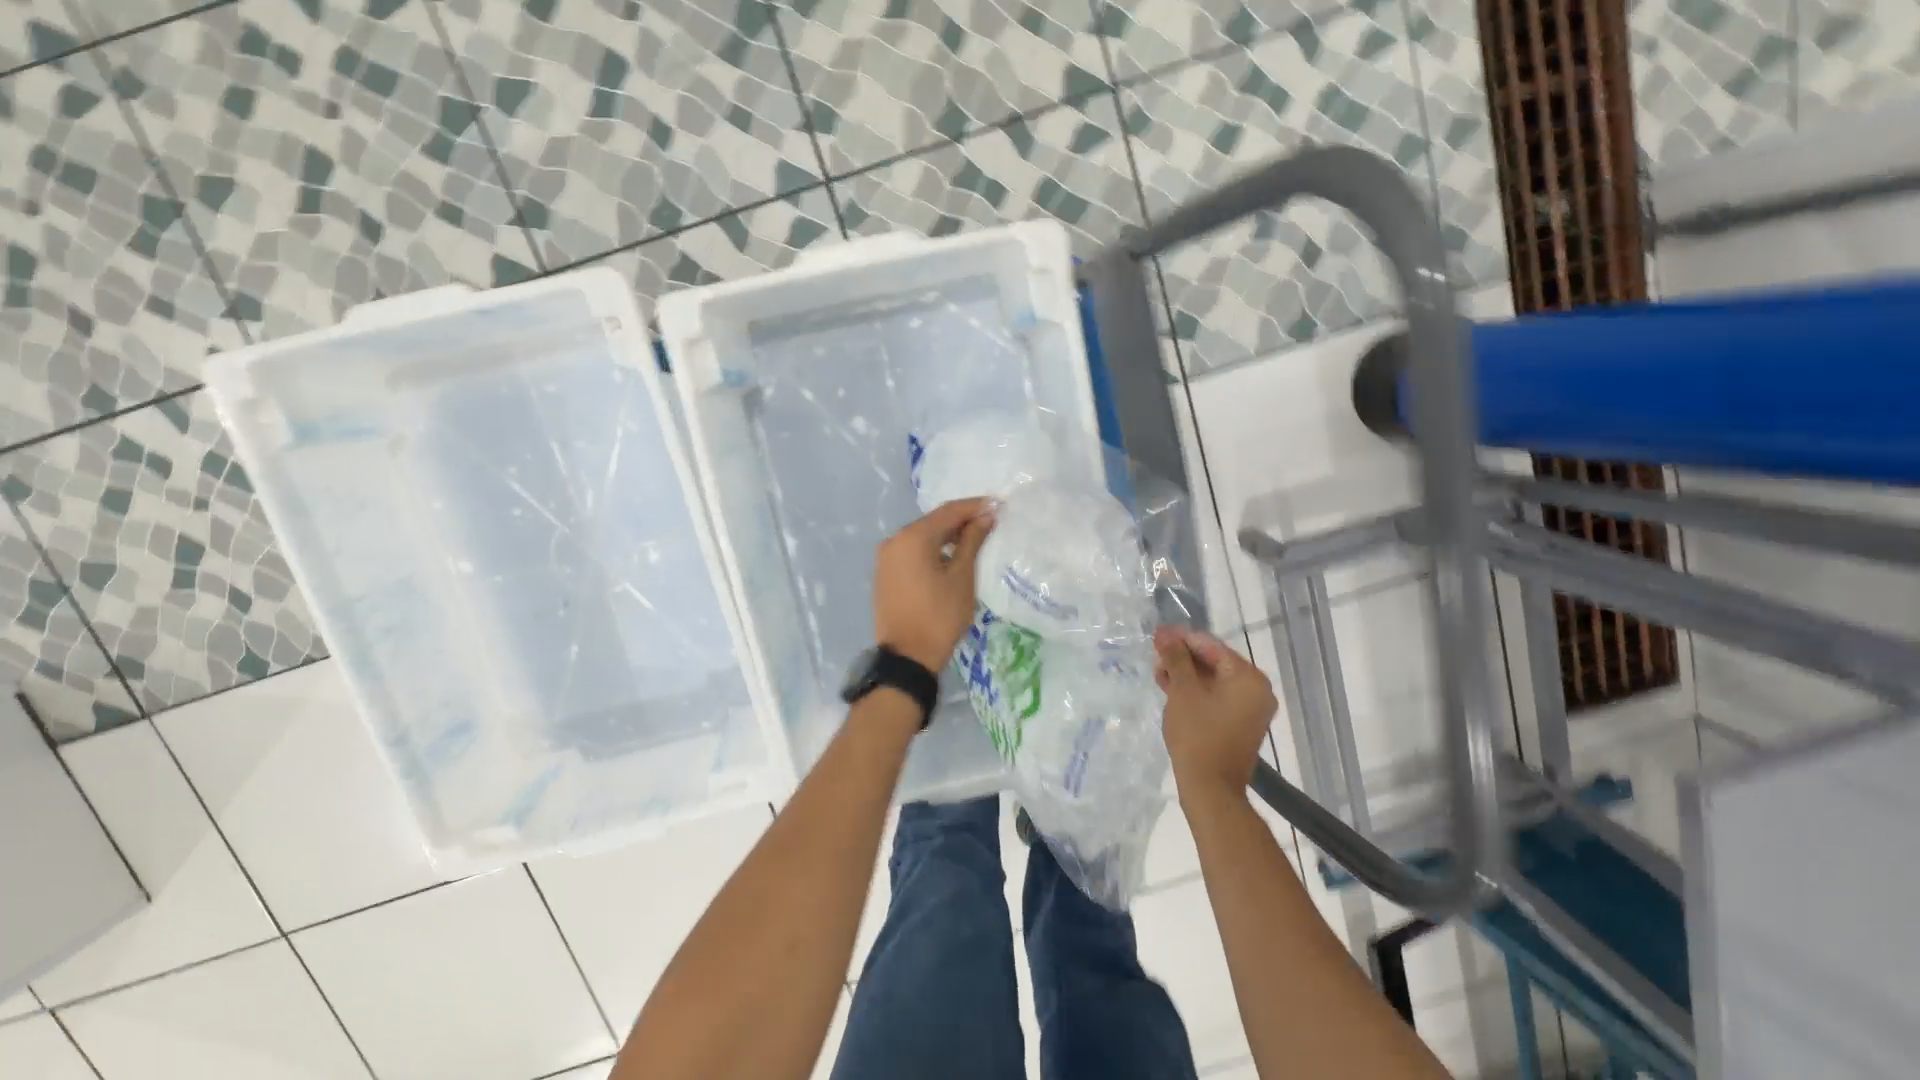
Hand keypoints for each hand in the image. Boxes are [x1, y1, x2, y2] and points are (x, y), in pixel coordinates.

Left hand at [874, 498, 996, 670]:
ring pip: (921, 538)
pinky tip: (950, 558)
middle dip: (961, 520)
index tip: (999, 505)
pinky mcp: (885, 574)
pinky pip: (912, 553)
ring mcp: (885, 558)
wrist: (907, 657)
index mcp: (912, 537)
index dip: (975, 506)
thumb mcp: (962, 578)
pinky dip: (932, 550)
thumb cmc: (939, 616)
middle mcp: (894, 540)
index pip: (949, 511)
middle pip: (933, 522)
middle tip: (990, 522)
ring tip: (975, 540)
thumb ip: (972, 541)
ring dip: (947, 536)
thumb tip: (985, 516)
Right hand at [1155, 625, 1277, 799]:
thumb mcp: (1183, 691)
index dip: (1182, 639)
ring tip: (1159, 674)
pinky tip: (1172, 690)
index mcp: (1248, 677)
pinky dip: (1197, 693)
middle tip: (1155, 655)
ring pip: (1215, 681)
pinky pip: (1218, 698)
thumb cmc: (1197, 735)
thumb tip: (1166, 633)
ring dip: (1187, 675)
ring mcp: (1251, 709)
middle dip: (1183, 658)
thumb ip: (1176, 658)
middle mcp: (1257, 690)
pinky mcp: (1241, 725)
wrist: (1210, 788)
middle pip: (1215, 662)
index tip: (1157, 634)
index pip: (1212, 646)